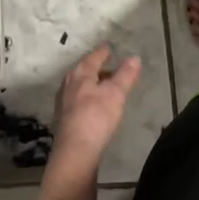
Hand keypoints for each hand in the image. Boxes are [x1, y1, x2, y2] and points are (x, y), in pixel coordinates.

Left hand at [49, 44, 141, 176]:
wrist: (75, 151)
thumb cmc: (96, 117)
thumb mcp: (116, 94)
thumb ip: (125, 75)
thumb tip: (135, 57)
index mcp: (80, 73)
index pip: (93, 57)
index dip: (103, 52)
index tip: (109, 48)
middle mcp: (68, 83)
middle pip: (84, 71)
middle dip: (97, 69)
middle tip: (110, 68)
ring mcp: (64, 102)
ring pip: (79, 86)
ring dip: (92, 85)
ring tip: (105, 88)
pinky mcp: (64, 119)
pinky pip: (77, 101)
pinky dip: (87, 98)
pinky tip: (94, 107)